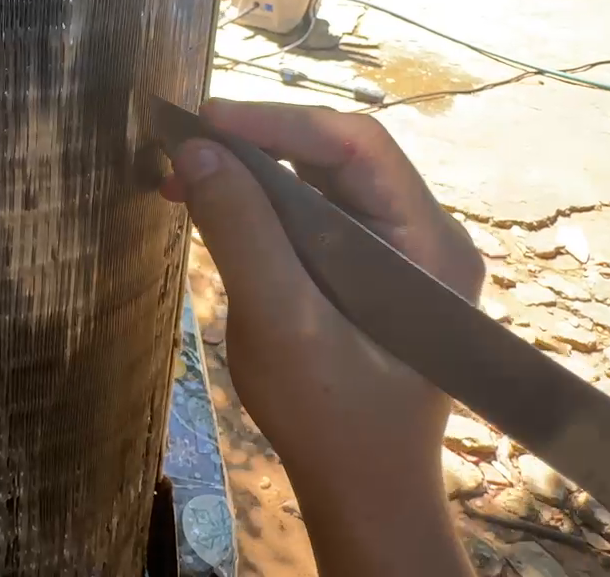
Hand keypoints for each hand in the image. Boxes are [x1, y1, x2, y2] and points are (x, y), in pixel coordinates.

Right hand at [162, 99, 482, 574]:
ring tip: (183, 173)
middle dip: (255, 142)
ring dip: (246, 168)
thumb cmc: (332, 418)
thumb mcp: (280, 323)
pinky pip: (300, 209)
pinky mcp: (353, 263)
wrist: (360, 489)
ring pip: (311, 177)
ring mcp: (386, 247)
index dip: (279, 121)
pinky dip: (251, 199)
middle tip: (185, 144)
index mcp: (426, 241)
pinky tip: (209, 203)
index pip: (356, 145)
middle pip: (332, 155)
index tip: (207, 120)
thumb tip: (193, 150)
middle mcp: (415, 231)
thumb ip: (241, 233)